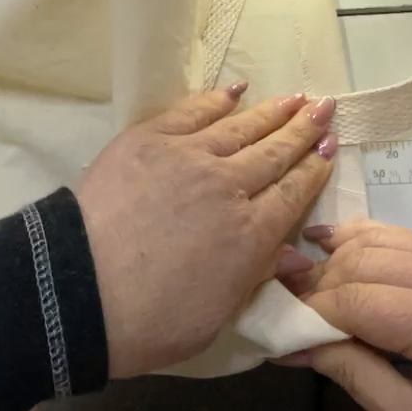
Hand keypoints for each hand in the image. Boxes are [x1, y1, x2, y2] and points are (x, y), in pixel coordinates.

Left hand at [74, 83, 337, 376]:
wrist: (80, 289)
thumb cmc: (150, 320)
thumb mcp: (216, 316)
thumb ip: (256, 277)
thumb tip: (294, 254)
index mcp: (249, 234)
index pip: (293, 193)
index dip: (315, 168)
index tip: (331, 147)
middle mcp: (228, 186)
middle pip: (275, 152)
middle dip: (304, 129)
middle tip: (325, 107)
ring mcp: (189, 156)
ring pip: (241, 127)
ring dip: (271, 111)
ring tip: (295, 96)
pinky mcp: (152, 138)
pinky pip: (193, 111)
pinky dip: (217, 99)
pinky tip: (236, 90)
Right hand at [289, 221, 411, 410]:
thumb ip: (353, 373)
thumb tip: (287, 344)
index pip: (356, 300)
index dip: (311, 310)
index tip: (275, 322)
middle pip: (363, 262)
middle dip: (319, 281)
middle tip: (281, 301)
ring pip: (378, 240)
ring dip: (336, 256)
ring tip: (299, 276)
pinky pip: (401, 239)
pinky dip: (363, 239)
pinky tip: (331, 242)